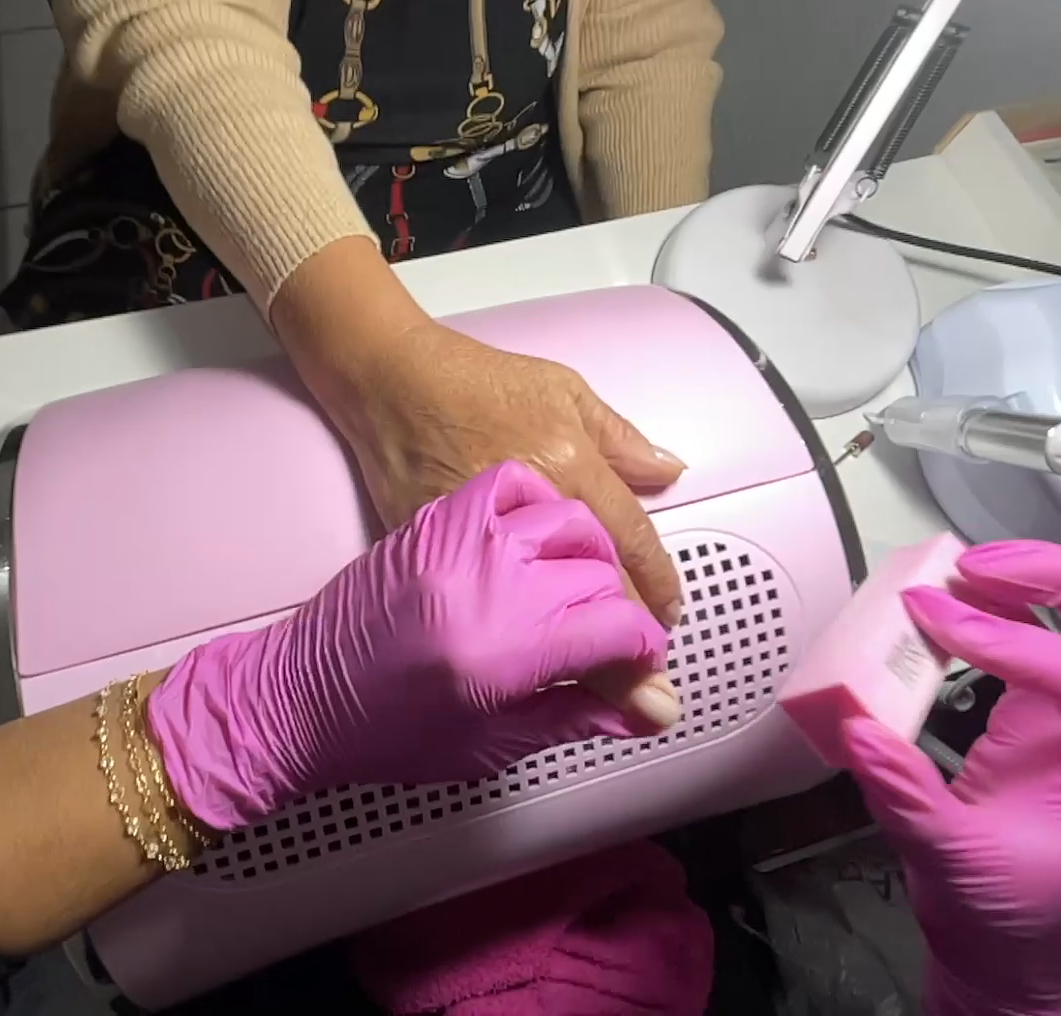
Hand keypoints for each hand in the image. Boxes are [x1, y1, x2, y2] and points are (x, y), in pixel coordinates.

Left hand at [147, 461, 671, 829]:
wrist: (296, 695)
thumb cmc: (381, 732)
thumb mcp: (486, 746)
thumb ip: (573, 715)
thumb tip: (646, 707)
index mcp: (501, 653)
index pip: (615, 628)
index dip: (645, 651)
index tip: (644, 664)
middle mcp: (484, 584)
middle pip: (600, 570)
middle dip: (626, 604)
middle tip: (618, 632)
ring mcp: (456, 542)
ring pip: (567, 515)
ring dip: (596, 547)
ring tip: (590, 580)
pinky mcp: (431, 522)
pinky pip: (508, 487)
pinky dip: (539, 500)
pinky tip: (542, 532)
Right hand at [269, 240, 683, 727]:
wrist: (391, 384)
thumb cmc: (474, 381)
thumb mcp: (561, 388)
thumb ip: (620, 437)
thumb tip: (668, 471)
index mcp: (570, 466)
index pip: (633, 543)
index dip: (659, 589)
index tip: (669, 618)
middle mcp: (533, 511)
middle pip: (597, 594)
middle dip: (629, 645)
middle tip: (649, 678)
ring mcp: (483, 539)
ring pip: (544, 613)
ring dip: (576, 652)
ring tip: (598, 679)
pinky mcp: (442, 554)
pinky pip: (489, 604)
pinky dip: (514, 633)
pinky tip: (528, 655)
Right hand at [839, 540, 1060, 1015]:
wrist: (1014, 952)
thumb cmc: (1000, 918)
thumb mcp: (945, 860)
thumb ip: (901, 791)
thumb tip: (857, 726)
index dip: (1013, 639)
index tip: (932, 615)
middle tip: (982, 564)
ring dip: (1055, 587)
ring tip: (972, 569)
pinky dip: (1025, 613)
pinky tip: (970, 602)